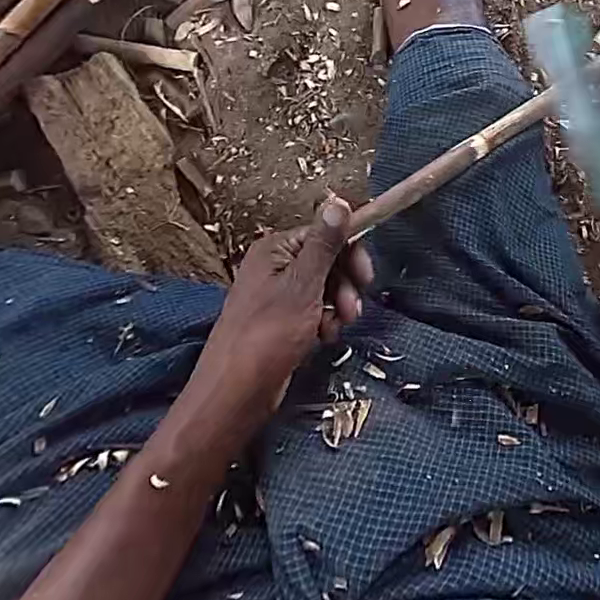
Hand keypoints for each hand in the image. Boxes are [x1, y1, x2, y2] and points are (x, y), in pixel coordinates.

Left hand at [202, 198, 374, 399]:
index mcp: (276, 249)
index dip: (352, 253)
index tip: (367, 278)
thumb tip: (339, 201)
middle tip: (352, 309)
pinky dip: (326, 320)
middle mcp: (276, 266)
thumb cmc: (267, 336)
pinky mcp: (283, 320)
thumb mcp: (303, 285)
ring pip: (328, 286)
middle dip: (347, 284)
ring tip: (335, 327)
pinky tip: (323, 337)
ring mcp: (279, 294)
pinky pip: (317, 308)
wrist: (233, 397)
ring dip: (340, 305)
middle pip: (330, 259)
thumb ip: (325, 243)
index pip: (328, 234)